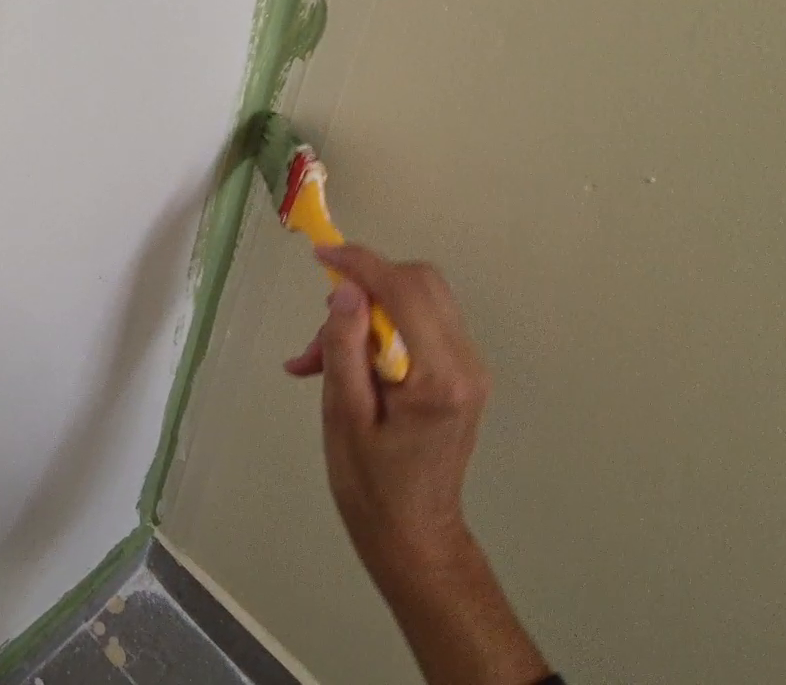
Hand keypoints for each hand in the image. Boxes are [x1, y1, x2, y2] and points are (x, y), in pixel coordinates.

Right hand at [284, 244, 487, 578]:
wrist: (412, 531)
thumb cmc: (369, 479)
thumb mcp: (343, 412)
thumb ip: (345, 346)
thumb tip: (346, 289)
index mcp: (439, 376)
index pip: (405, 291)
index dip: (361, 263)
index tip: (320, 253)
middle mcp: (466, 364)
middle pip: (423, 283)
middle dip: (367, 282)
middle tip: (321, 317)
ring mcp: (468, 369)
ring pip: (420, 300)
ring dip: (366, 309)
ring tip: (317, 355)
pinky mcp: (459, 375)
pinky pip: (419, 326)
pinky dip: (377, 329)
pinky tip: (340, 362)